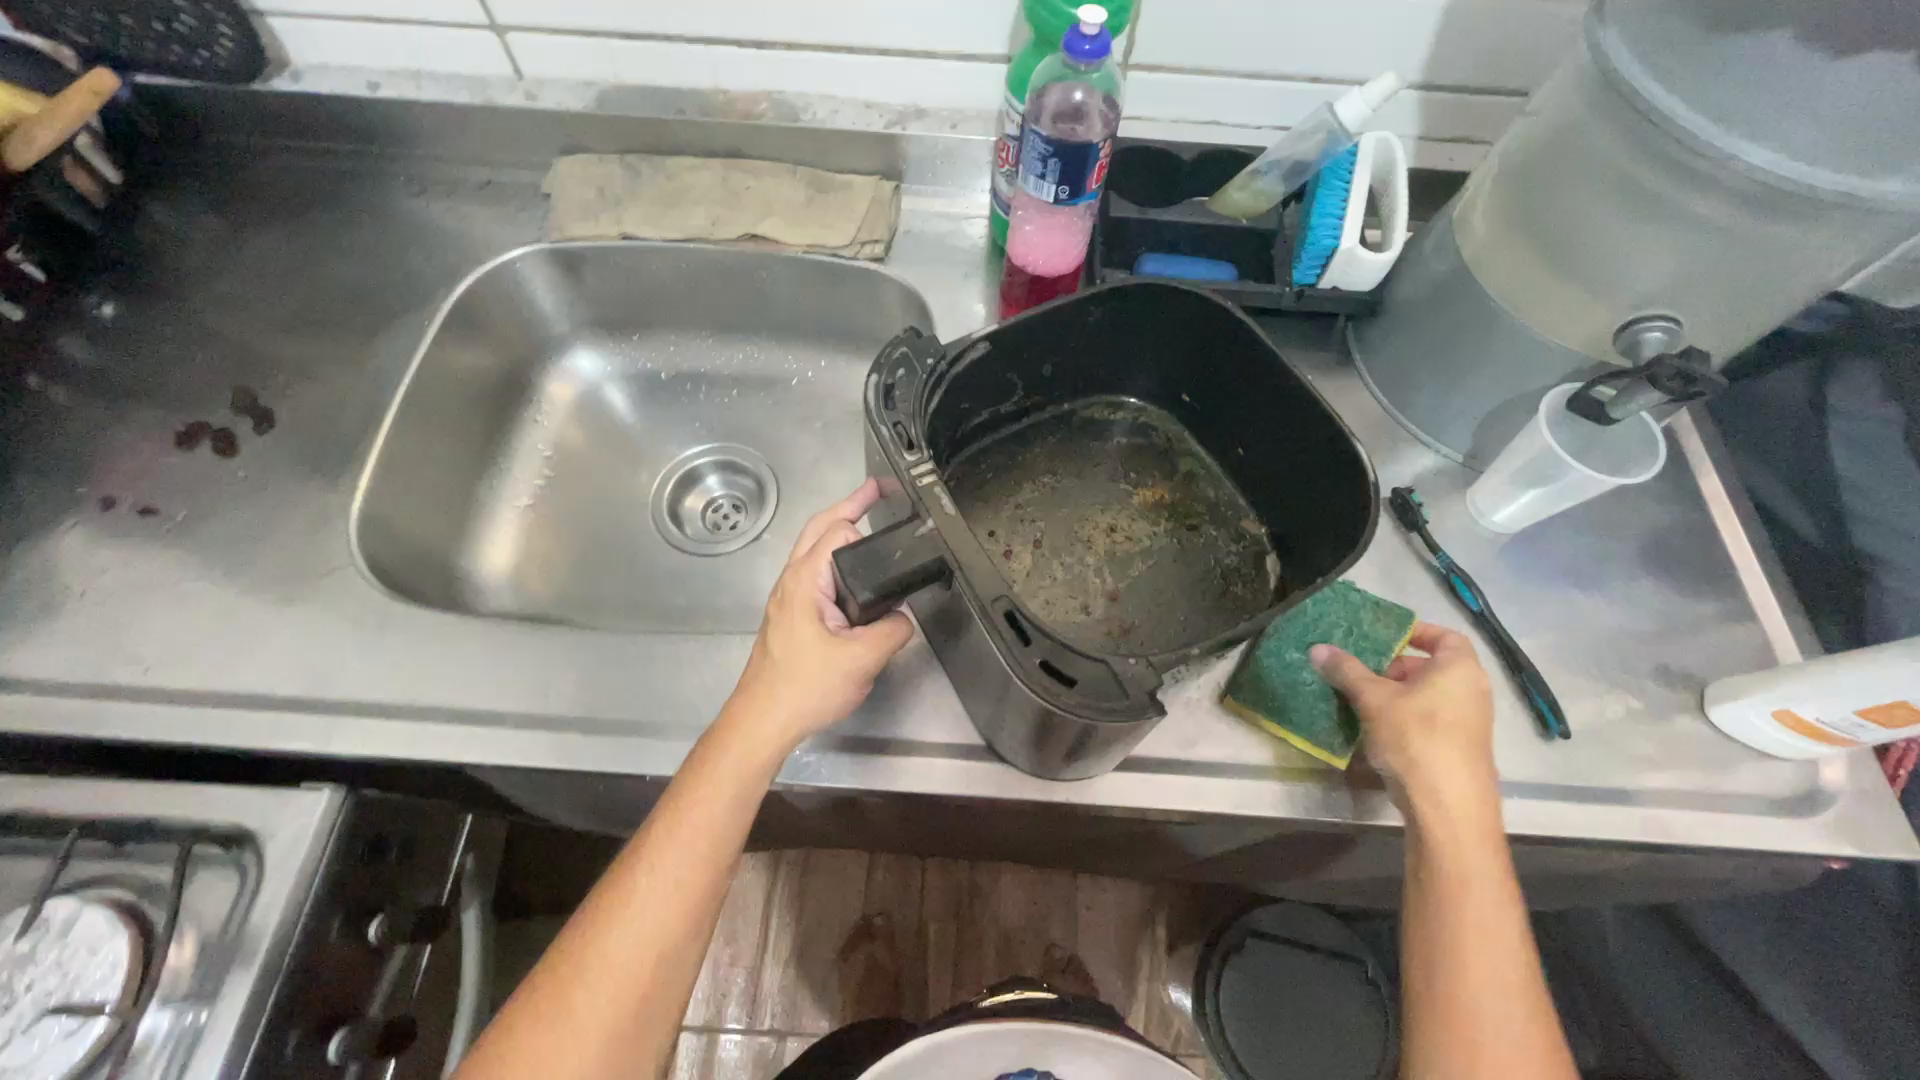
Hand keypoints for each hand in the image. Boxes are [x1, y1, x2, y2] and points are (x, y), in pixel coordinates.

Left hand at [724, 480, 915, 748]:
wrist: (764, 718)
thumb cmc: (805, 686)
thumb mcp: (863, 659)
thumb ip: (893, 630)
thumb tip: (903, 618)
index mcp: (806, 579)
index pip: (838, 531)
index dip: (866, 523)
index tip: (891, 506)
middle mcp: (792, 580)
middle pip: (819, 528)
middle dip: (849, 505)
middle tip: (877, 490)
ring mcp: (788, 597)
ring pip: (813, 548)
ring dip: (839, 529)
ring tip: (868, 519)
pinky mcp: (790, 615)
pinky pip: (815, 572)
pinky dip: (834, 555)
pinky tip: (853, 572)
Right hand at [1311, 622, 1496, 822]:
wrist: (1448, 805)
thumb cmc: (1415, 737)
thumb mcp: (1373, 699)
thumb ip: (1346, 671)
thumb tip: (1318, 648)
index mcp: (1459, 668)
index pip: (1444, 636)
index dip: (1414, 632)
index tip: (1383, 638)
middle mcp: (1472, 690)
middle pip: (1432, 667)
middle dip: (1394, 667)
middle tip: (1361, 672)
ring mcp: (1470, 722)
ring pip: (1429, 695)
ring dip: (1396, 695)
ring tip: (1360, 700)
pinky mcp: (1461, 747)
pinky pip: (1431, 719)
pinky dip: (1406, 717)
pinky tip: (1375, 729)